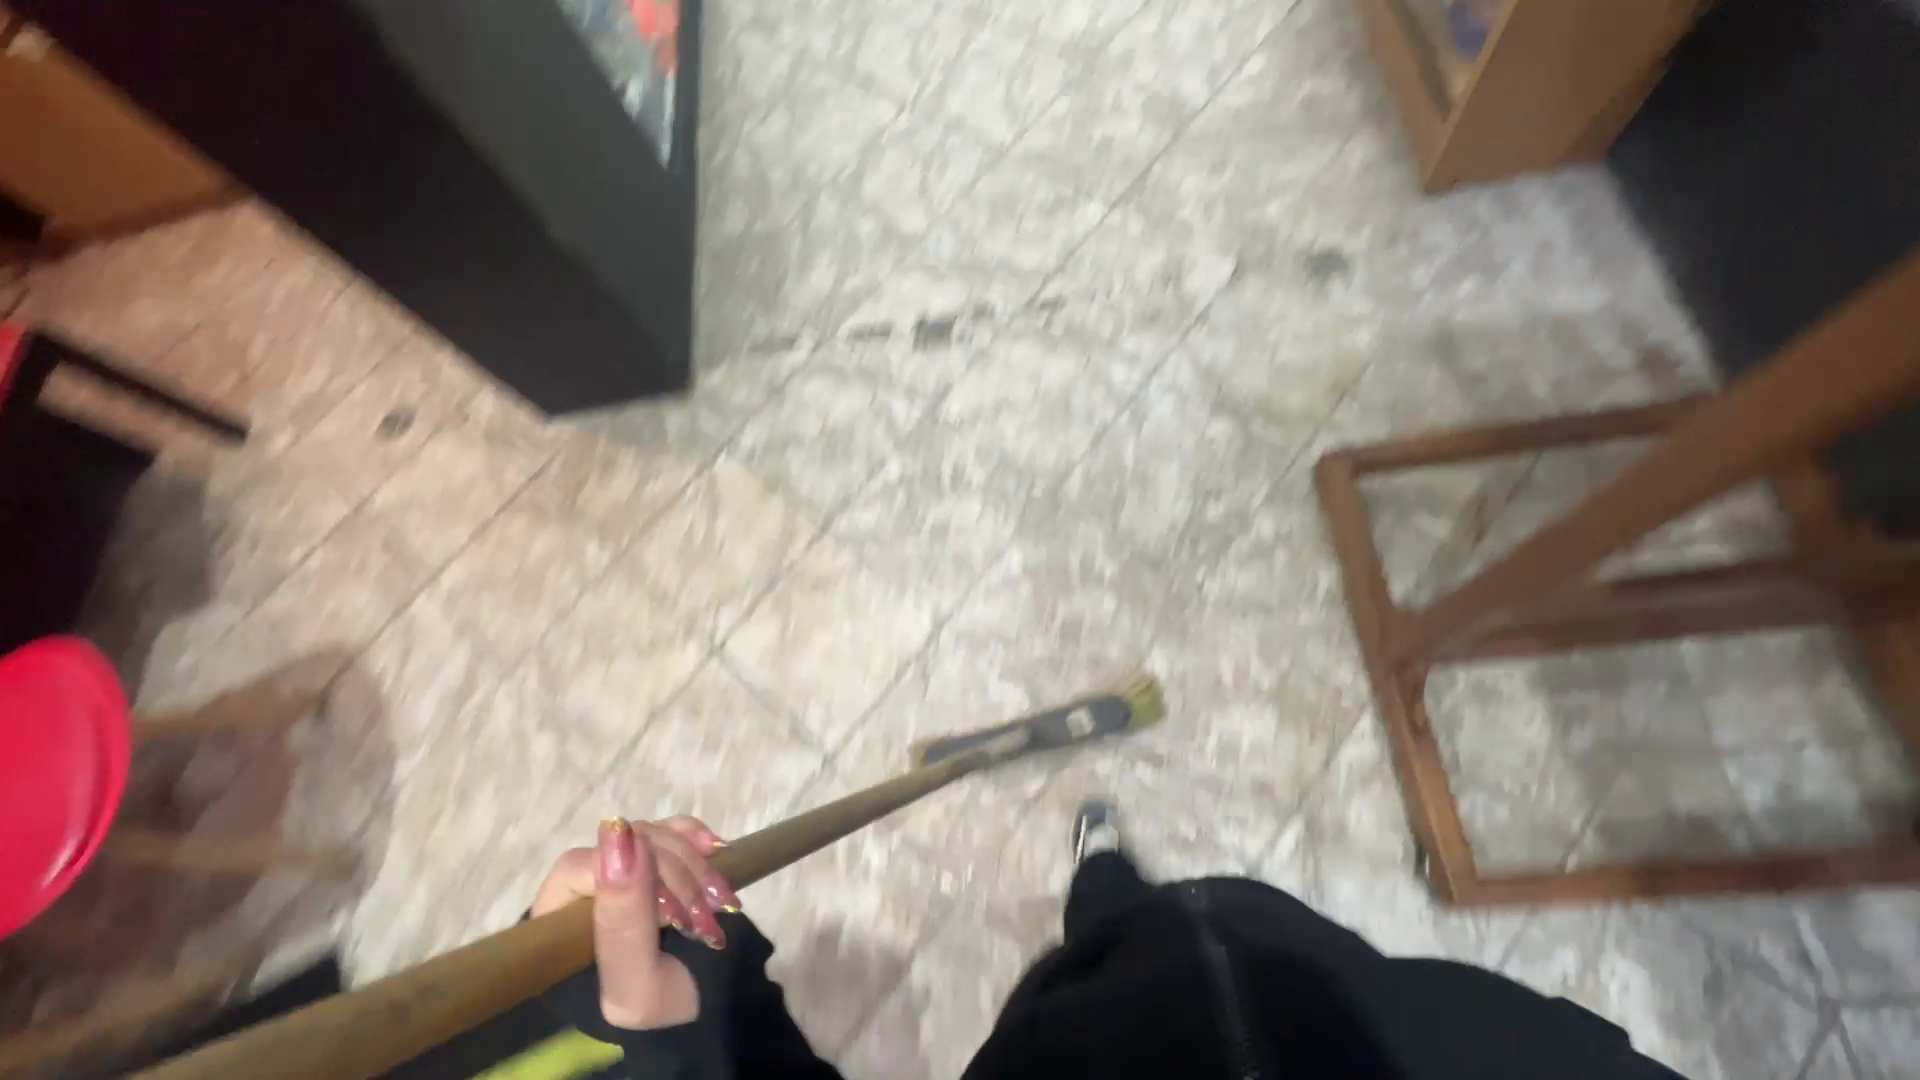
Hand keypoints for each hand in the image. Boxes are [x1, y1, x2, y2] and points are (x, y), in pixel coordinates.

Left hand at [531, 816, 741, 1028]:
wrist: (715, 1017)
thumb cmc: (666, 1015)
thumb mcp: (638, 983)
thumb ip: (622, 917)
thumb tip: (617, 834)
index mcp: (556, 928)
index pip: (580, 867)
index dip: (628, 872)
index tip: (674, 904)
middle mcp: (584, 896)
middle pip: (619, 846)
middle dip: (671, 868)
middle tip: (704, 905)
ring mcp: (625, 877)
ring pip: (649, 835)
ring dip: (691, 859)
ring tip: (718, 895)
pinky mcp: (660, 866)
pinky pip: (672, 831)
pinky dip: (697, 838)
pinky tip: (716, 852)